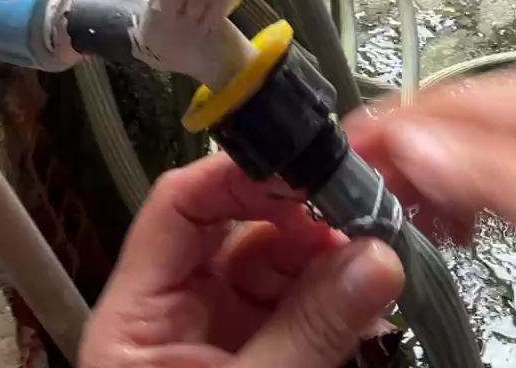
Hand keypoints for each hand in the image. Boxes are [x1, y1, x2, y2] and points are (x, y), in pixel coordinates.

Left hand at [83, 153, 405, 367]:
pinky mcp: (257, 356)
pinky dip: (334, 293)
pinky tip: (368, 289)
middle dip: (297, 215)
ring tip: (373, 253)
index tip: (304, 167)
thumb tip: (376, 257)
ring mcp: (219, 333)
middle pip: (235, 228)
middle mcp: (176, 311)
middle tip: (357, 210)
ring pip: (274, 262)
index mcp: (138, 314)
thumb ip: (309, 333)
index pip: (180, 208)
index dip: (238, 176)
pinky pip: (296, 303)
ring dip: (325, 251)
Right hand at [347, 62, 515, 366]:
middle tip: (378, 209)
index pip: (432, 102)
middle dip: (402, 158)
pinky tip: (465, 218)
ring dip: (431, 175)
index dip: (381, 134)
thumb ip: (484, 174)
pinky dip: (464, 184)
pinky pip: (490, 154)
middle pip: (442, 114)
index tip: (341, 168)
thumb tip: (408, 143)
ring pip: (463, 135)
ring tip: (421, 223)